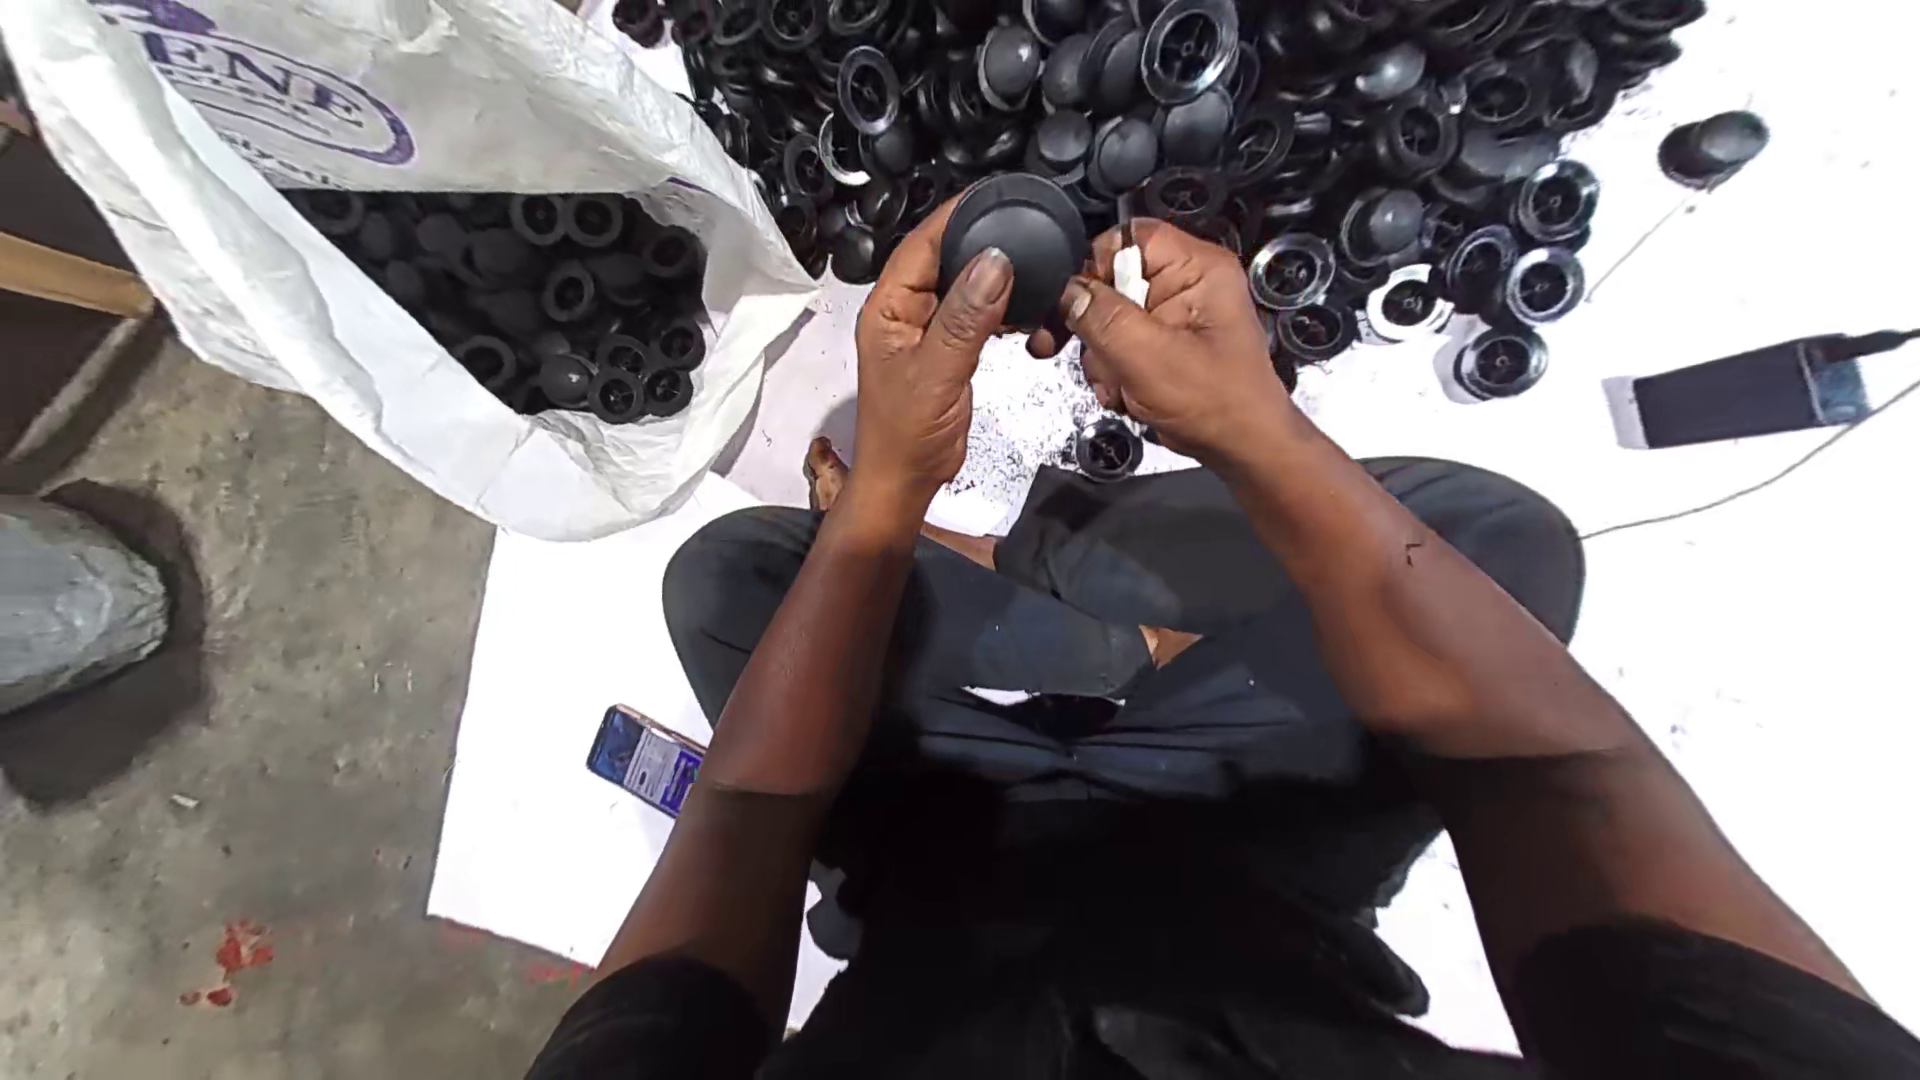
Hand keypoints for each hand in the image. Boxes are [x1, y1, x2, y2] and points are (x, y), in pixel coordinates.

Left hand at [851, 198, 1013, 510]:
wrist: (908, 479)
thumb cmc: (904, 437)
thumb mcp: (935, 373)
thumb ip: (964, 320)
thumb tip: (994, 264)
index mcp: (888, 310)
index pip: (921, 245)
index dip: (955, 218)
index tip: (993, 199)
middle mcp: (905, 315)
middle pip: (942, 261)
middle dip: (979, 242)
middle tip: (1020, 227)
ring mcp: (927, 334)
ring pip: (961, 288)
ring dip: (990, 276)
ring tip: (1026, 262)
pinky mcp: (947, 353)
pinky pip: (973, 316)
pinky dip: (995, 308)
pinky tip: (1017, 305)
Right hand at [1055, 219, 1289, 460]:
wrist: (1237, 446)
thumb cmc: (1217, 402)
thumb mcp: (1148, 356)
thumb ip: (1102, 318)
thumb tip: (1068, 293)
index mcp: (1195, 269)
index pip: (1130, 236)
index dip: (1096, 266)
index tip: (1077, 303)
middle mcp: (1182, 287)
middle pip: (1111, 284)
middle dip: (1096, 329)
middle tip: (1100, 358)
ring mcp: (1169, 320)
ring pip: (1107, 323)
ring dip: (1103, 360)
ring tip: (1122, 385)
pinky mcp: (1159, 348)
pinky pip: (1115, 349)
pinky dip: (1112, 374)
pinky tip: (1126, 394)